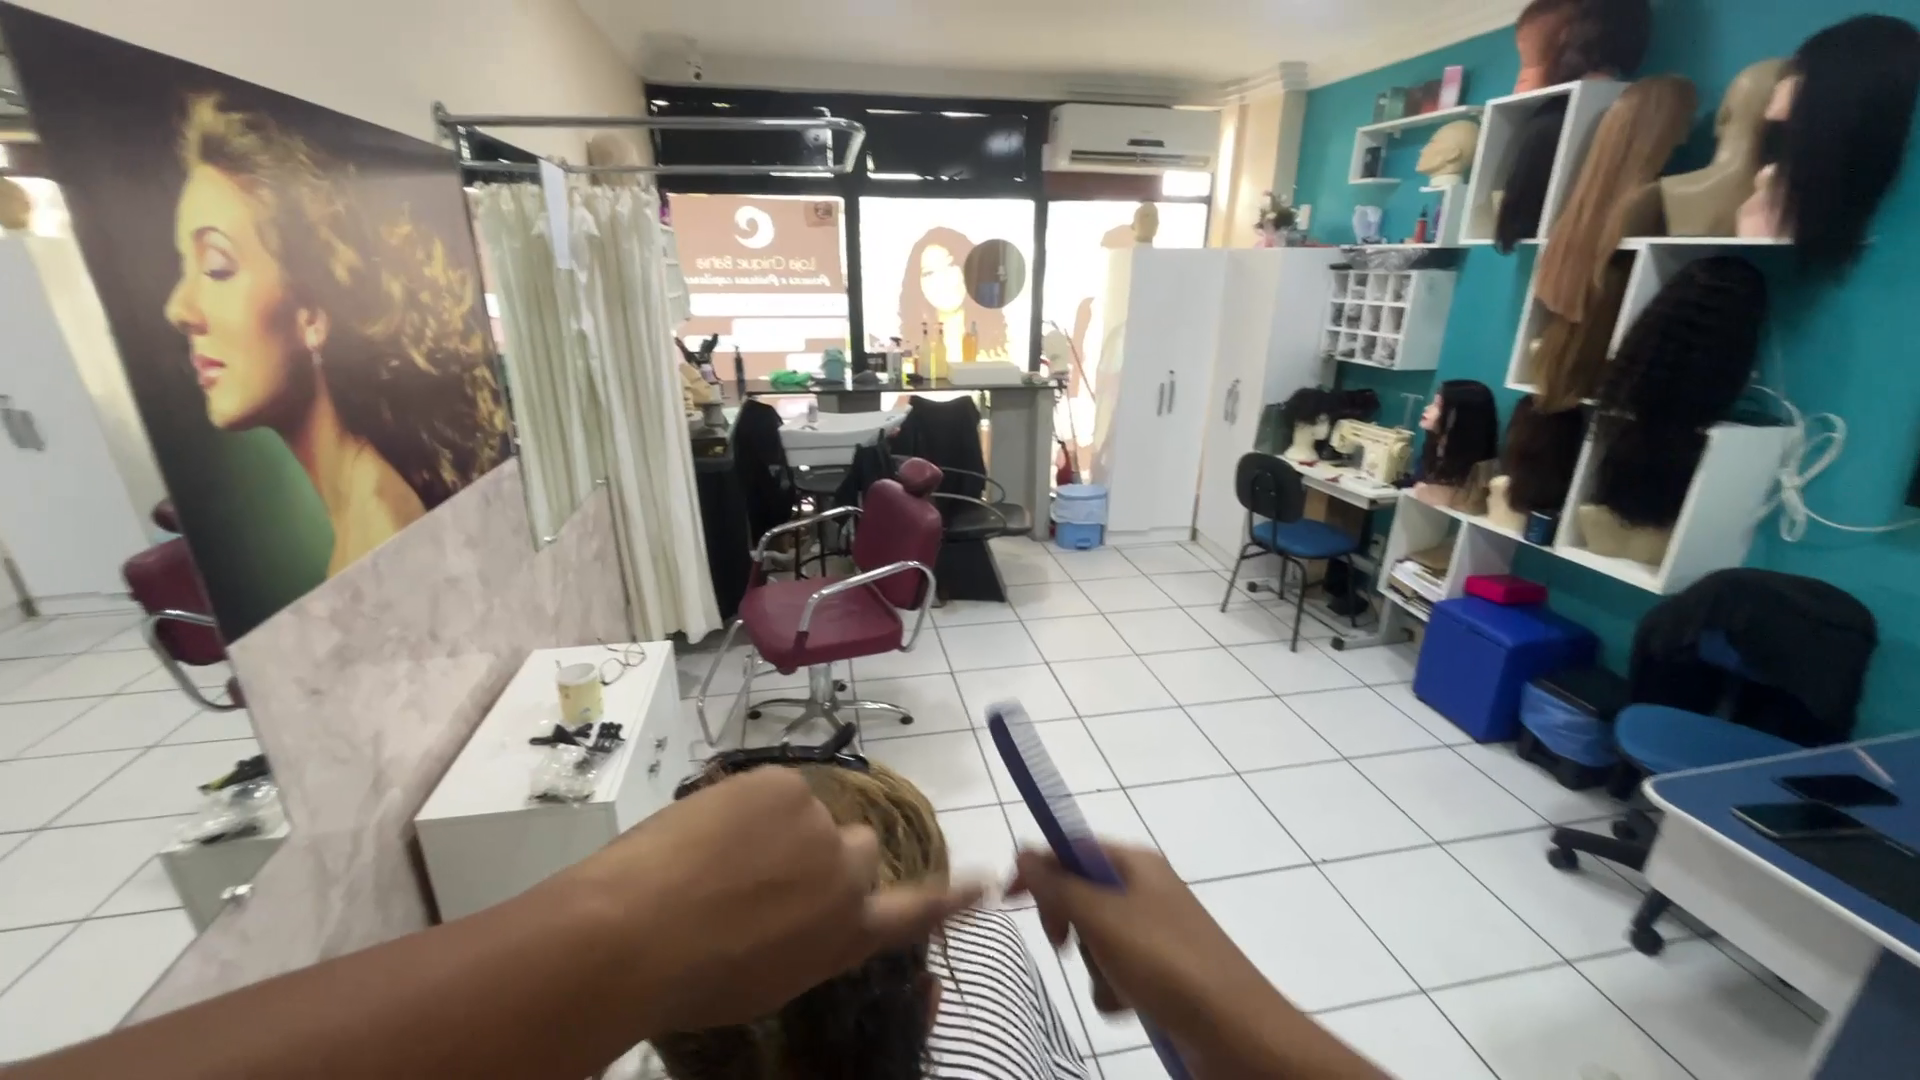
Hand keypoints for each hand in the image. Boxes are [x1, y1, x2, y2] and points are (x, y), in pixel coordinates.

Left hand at [557, 768, 981, 1034]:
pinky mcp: (785, 784)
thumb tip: (807, 913)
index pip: (914, 911)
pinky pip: (776, 788)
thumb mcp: (769, 977)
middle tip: (768, 872)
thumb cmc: (691, 978)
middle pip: (857, 850)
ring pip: (812, 815)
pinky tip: (712, 830)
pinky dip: (751, 803)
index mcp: (844, 934)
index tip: (986, 882)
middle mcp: (848, 875)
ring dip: (781, 829)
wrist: (636, 931)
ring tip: (722, 857)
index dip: (951, 897)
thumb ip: (810, 940)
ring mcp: (819, 824)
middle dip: (826, 857)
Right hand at [1009, 844, 1273, 1035]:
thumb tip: (1023, 851)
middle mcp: (1145, 889)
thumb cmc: (1166, 962)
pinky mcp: (1163, 970)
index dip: (1037, 866)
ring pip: (1096, 936)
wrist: (1237, 1032)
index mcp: (1134, 863)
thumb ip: (1057, 885)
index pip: (1071, 847)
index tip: (1008, 898)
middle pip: (1081, 891)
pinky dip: (1112, 986)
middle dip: (1067, 921)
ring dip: (1093, 962)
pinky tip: (1126, 1004)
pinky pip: (1117, 968)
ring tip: (1110, 982)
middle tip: (1062, 943)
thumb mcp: (1102, 918)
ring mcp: (1156, 931)